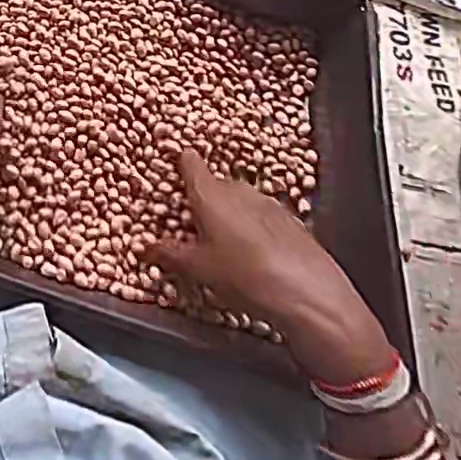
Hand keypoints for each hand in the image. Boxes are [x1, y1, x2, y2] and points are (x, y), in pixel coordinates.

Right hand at [148, 151, 391, 384]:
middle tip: (189, 225)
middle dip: (201, 199)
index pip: (189, 161)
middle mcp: (238, 190)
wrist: (312, 298)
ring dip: (228, 214)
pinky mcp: (291, 222)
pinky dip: (252, 228)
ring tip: (220, 245)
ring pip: (238, 200)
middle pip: (213, 183)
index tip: (170, 169)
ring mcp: (268, 204)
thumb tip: (147, 248)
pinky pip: (261, 216)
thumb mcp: (198, 269)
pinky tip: (252, 256)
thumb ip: (169, 253)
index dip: (178, 162)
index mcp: (210, 193)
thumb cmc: (248, 277)